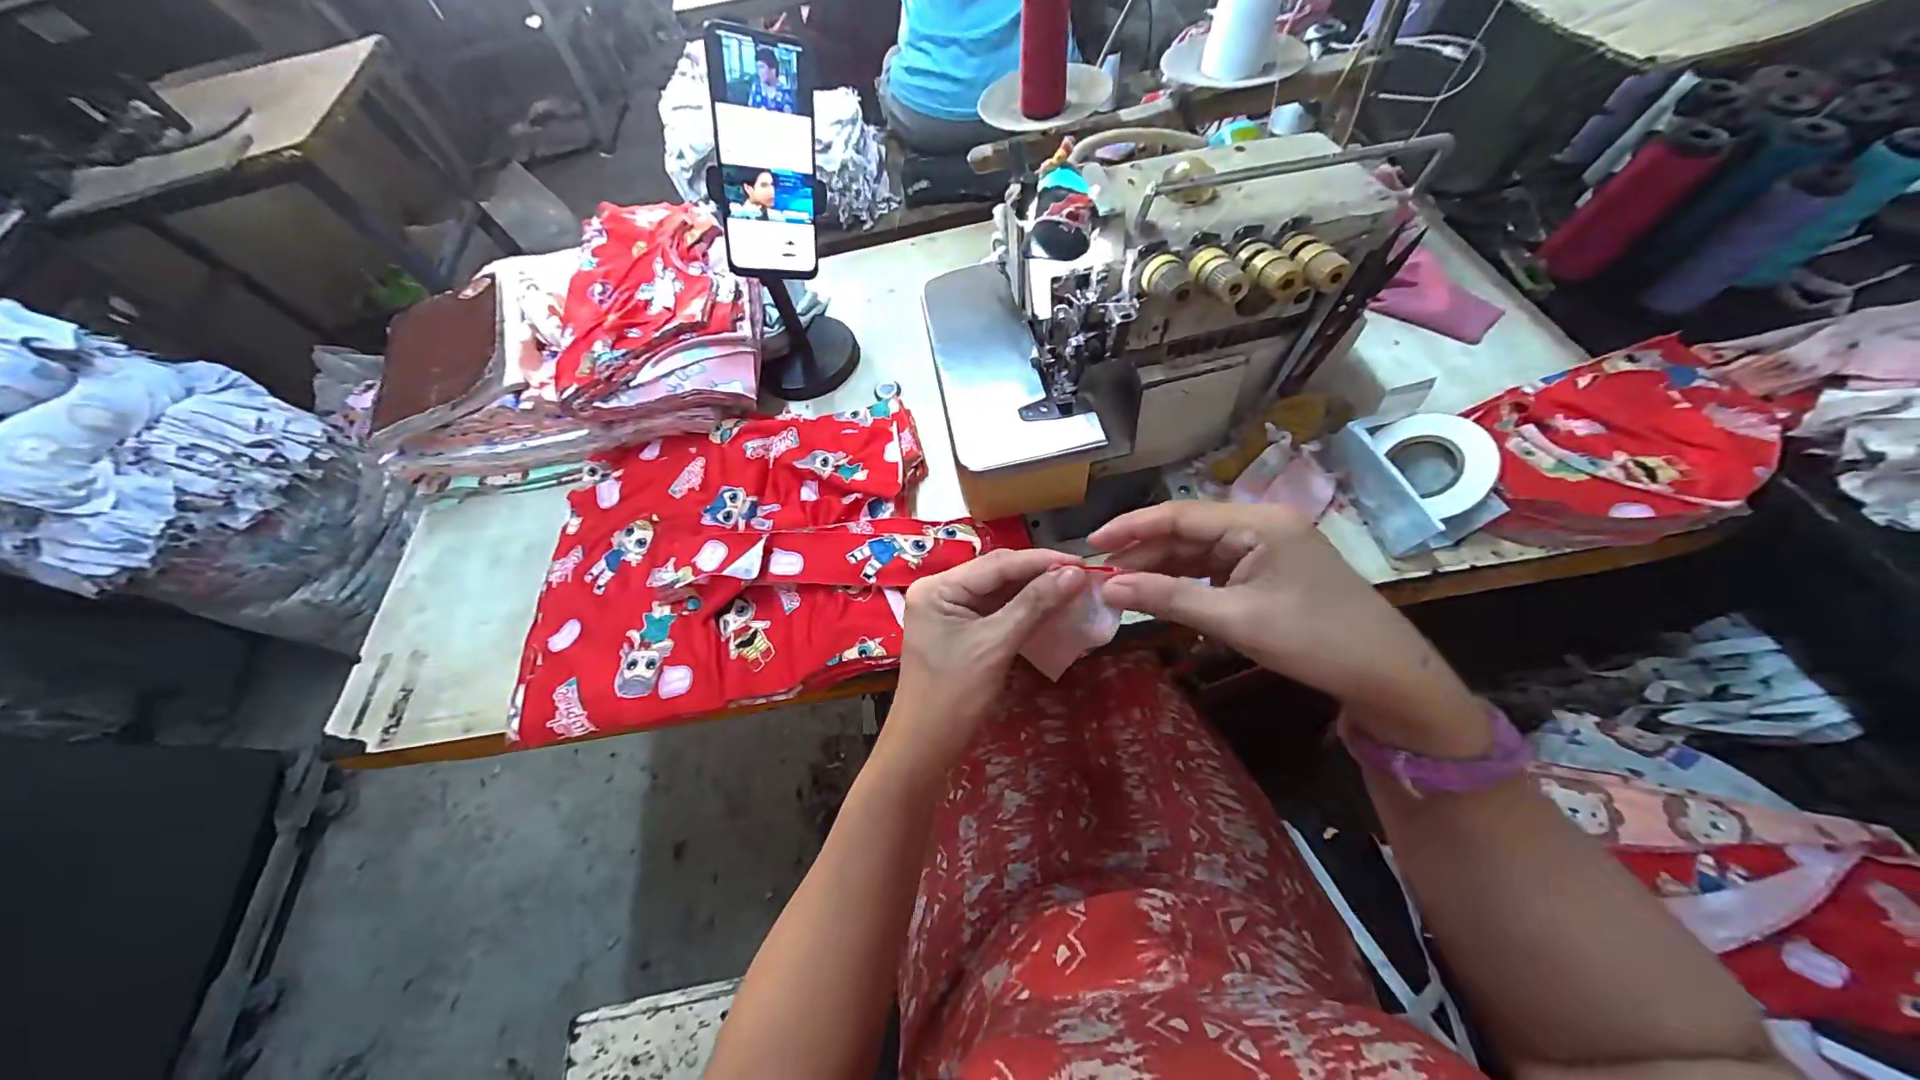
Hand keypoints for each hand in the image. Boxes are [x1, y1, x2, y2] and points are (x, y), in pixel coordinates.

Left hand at [881, 549, 1085, 778]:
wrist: (925, 746)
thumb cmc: (954, 695)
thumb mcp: (996, 645)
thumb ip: (1034, 605)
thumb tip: (1075, 574)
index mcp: (938, 587)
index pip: (997, 563)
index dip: (1041, 561)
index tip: (1082, 562)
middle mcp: (940, 591)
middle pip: (998, 573)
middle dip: (1040, 574)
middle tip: (1083, 576)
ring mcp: (950, 611)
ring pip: (1000, 591)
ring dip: (1036, 591)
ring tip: (1074, 588)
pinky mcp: (962, 630)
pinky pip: (997, 611)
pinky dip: (1025, 610)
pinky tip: (1052, 608)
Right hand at [1090, 502, 1490, 757]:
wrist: (1388, 675)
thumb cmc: (1315, 641)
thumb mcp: (1235, 619)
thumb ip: (1168, 598)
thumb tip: (1108, 587)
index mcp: (1258, 523)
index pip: (1179, 515)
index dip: (1131, 527)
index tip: (1091, 545)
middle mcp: (1261, 525)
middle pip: (1187, 532)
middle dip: (1143, 554)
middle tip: (1100, 578)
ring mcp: (1267, 548)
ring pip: (1198, 553)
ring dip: (1162, 571)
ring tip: (1121, 589)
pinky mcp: (1269, 571)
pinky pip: (1215, 571)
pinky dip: (1186, 584)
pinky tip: (1160, 598)